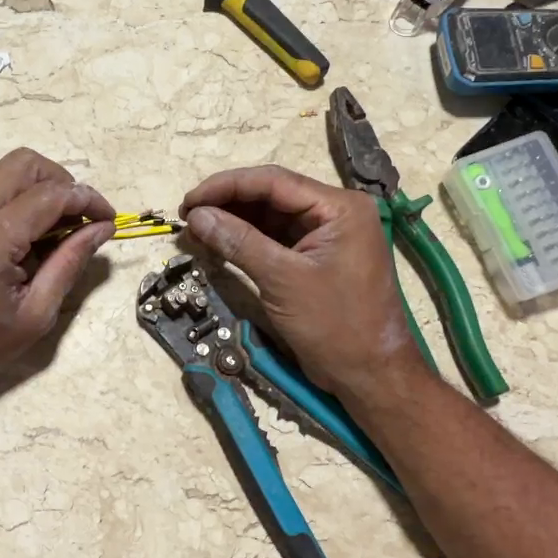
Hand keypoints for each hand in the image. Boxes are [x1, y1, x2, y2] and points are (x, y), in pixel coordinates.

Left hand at [0, 148, 114, 401]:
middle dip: (61, 182)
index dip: (87, 199)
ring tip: (56, 233)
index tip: (109, 218)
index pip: (50, 194)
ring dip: (38, 191)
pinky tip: (26, 241)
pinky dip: (15, 203)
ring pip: (4, 174)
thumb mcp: (35, 313)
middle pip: (24, 163)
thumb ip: (70, 263)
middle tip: (80, 218)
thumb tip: (102, 228)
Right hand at [180, 165, 416, 398]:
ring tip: (195, 232)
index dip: (226, 186)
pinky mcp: (314, 258)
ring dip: (232, 222)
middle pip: (271, 195)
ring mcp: (325, 236)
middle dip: (227, 204)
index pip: (274, 182)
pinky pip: (274, 239)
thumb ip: (238, 242)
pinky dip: (245, 242)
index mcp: (339, 207)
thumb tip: (196, 216)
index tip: (188, 201)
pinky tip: (217, 245)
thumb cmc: (335, 324)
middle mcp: (334, 213)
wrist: (370, 375)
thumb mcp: (282, 279)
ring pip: (269, 217)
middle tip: (187, 217)